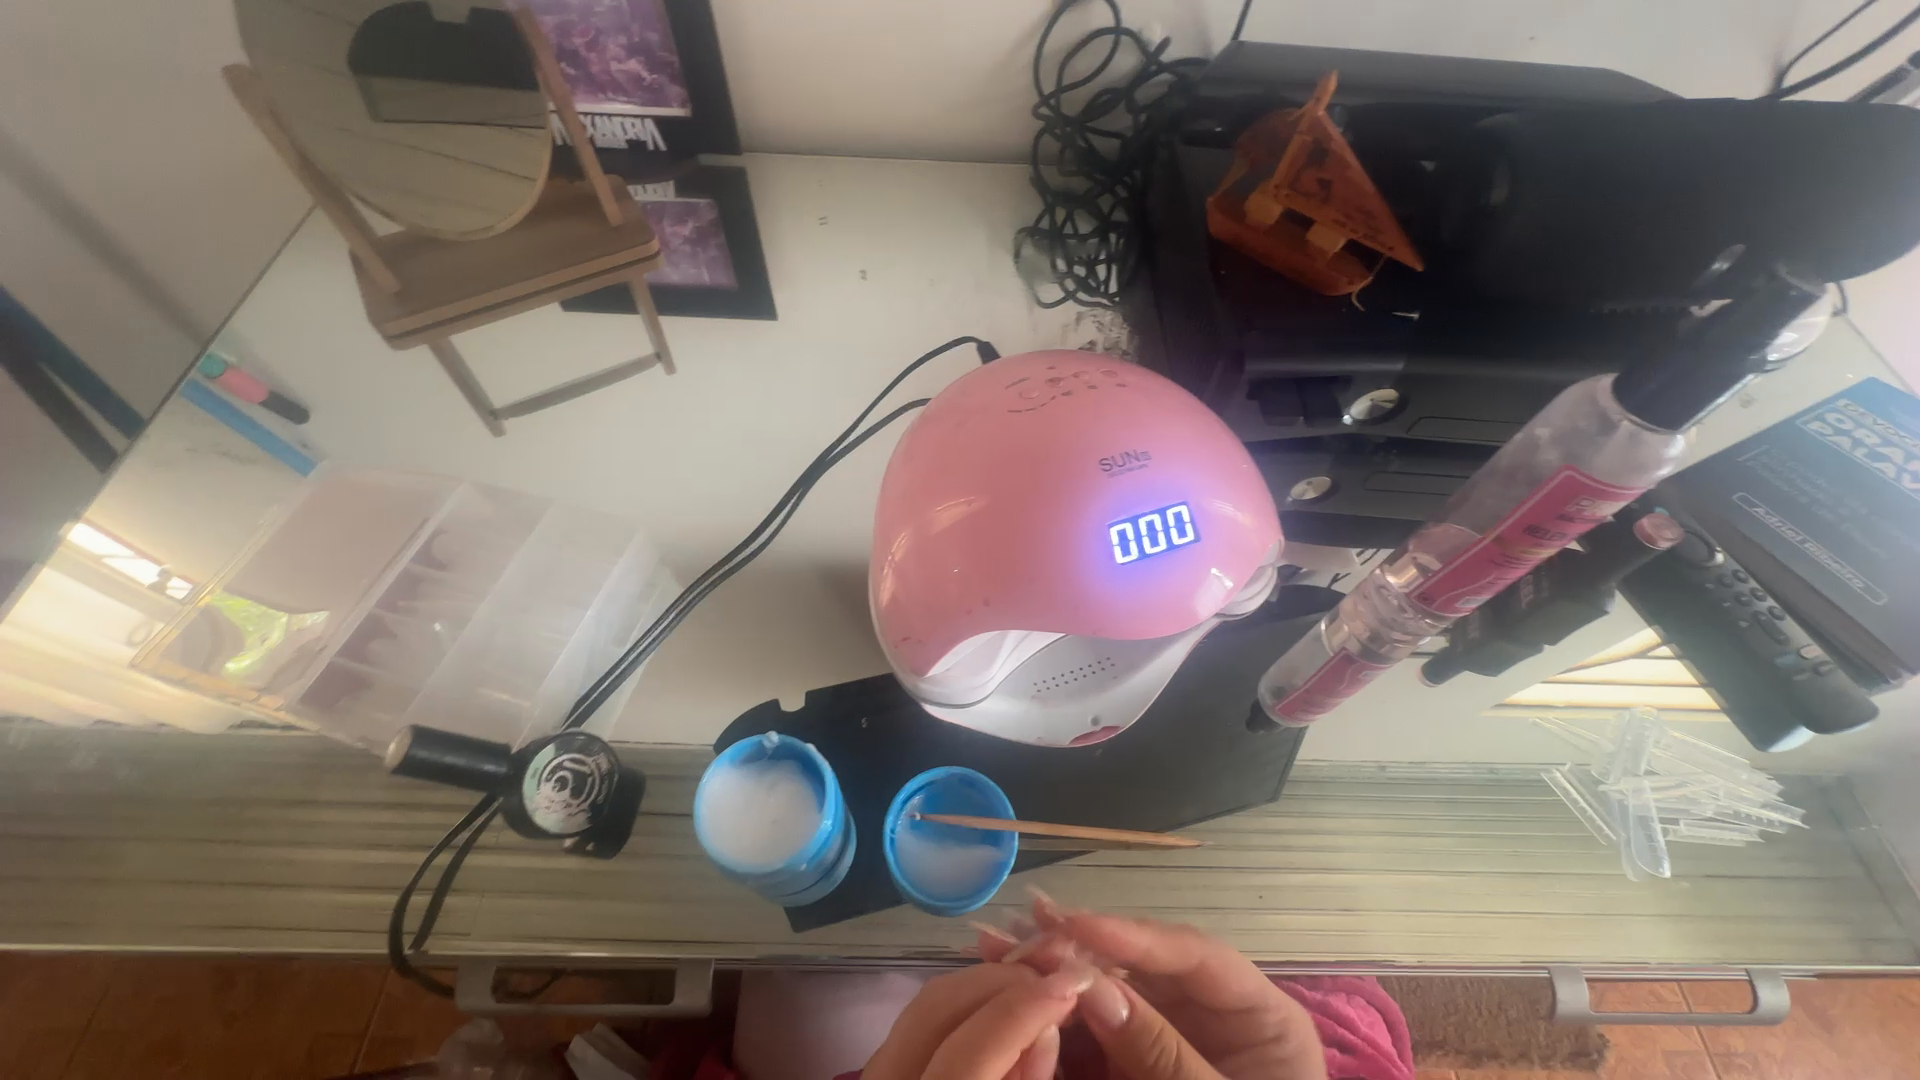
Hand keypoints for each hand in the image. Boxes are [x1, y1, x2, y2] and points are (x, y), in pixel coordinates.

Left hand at [865, 961, 1096, 1079]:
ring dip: (983, 984)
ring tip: (1033, 984)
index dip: (1026, 1009)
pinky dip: (962, 1002)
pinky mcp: (880, 1066)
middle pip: (938, 1006)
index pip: (972, 1050)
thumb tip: (1046, 1022)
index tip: (1073, 982)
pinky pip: (919, 1017)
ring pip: (926, 1002)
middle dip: (1002, 980)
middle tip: (1054, 977)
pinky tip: (999, 1003)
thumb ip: (1028, 1079)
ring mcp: (875, 1071)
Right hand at [977, 901, 1325, 1079]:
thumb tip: (1094, 988)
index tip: (1074, 925)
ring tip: (997, 945)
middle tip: (1022, 936)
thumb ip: (1161, 1053)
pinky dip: (1050, 1010)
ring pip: (1106, 990)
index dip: (1132, 935)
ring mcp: (1168, 1037)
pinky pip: (1090, 1031)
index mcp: (1257, 1017)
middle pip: (1139, 965)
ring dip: (1053, 969)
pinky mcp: (1132, 1064)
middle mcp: (1208, 1014)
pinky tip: (1007, 980)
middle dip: (1077, 948)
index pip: (1192, 954)